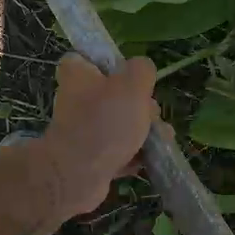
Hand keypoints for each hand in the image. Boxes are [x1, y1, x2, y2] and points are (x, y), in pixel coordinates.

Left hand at [38, 52, 158, 214]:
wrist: (78, 175)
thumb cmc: (105, 122)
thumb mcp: (132, 85)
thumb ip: (141, 70)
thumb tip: (141, 69)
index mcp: (77, 74)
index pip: (88, 58)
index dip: (112, 66)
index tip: (131, 78)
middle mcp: (74, 99)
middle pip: (113, 94)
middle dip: (141, 105)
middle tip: (151, 114)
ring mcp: (80, 130)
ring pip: (118, 123)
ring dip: (142, 131)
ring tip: (160, 139)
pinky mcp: (87, 157)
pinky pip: (115, 149)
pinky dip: (132, 154)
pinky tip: (147, 158)